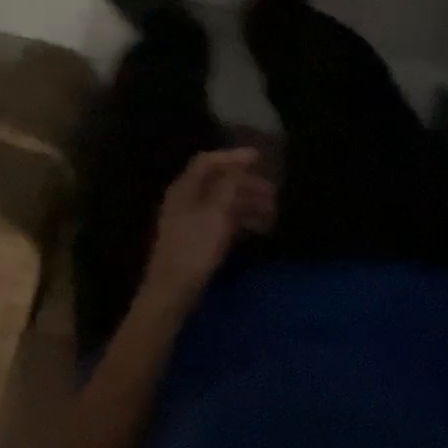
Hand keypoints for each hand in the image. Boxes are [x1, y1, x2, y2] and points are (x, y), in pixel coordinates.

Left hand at [142, 148, 275, 304]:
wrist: (173, 290)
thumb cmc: (195, 248)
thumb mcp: (216, 213)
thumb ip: (228, 186)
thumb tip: (240, 164)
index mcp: (185, 188)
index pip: (208, 161)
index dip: (233, 157)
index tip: (259, 158)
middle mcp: (186, 200)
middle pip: (218, 183)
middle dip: (247, 185)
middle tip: (274, 193)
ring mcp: (191, 221)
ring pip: (223, 204)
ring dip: (248, 204)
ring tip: (273, 212)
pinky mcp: (198, 240)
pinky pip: (223, 222)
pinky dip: (241, 221)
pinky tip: (260, 228)